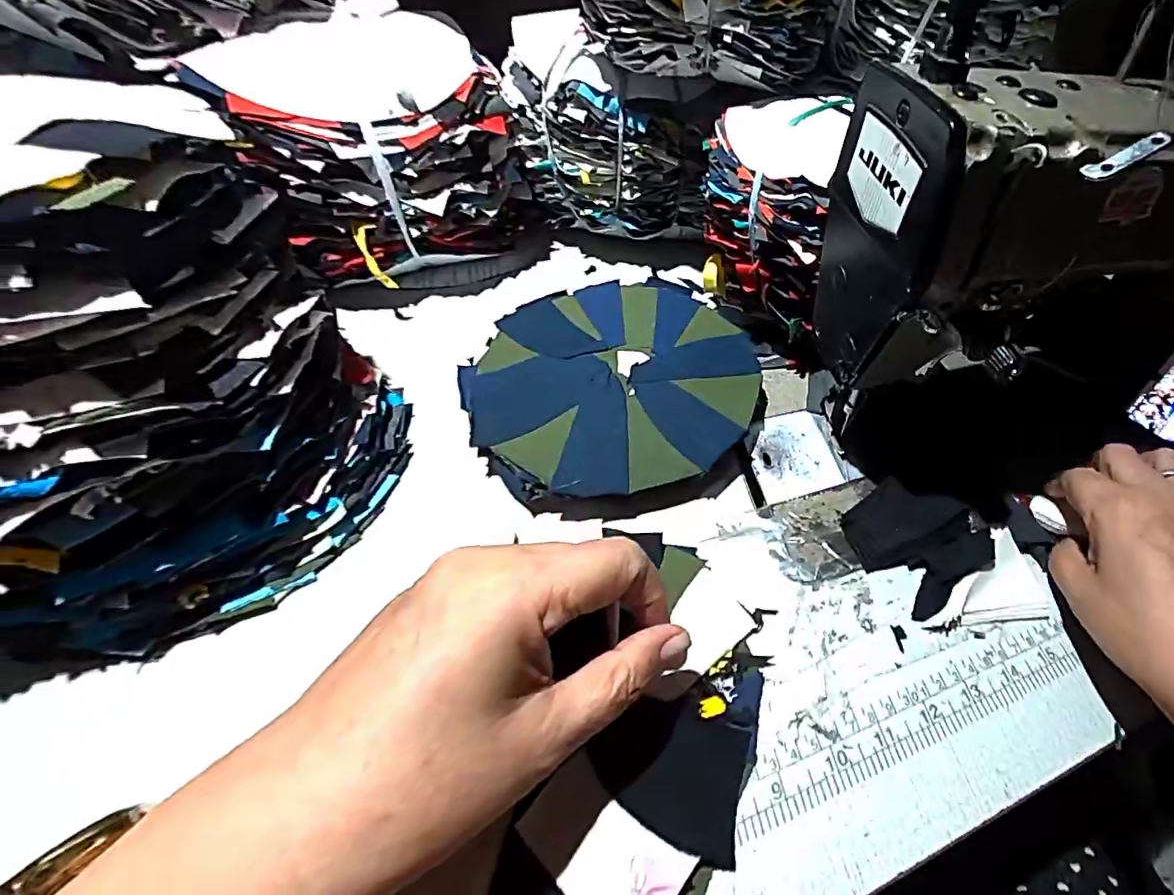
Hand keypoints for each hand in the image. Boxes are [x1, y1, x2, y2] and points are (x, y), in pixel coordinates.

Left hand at [70, 540, 689, 894]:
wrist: (271, 838)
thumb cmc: (417, 788)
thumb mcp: (547, 736)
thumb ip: (627, 676)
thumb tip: (678, 641)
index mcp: (510, 585)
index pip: (622, 559)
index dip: (653, 601)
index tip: (652, 654)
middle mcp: (476, 562)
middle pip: (585, 560)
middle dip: (614, 610)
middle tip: (606, 676)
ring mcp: (441, 577)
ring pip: (548, 570)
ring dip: (574, 613)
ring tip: (557, 681)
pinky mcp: (419, 599)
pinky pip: (505, 584)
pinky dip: (533, 615)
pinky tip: (511, 675)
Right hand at [1046, 445, 1173, 751]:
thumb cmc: (1153, 638)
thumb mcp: (1084, 604)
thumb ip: (1064, 561)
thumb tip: (1067, 545)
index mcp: (1115, 508)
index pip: (1076, 476)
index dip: (1059, 488)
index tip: (1055, 504)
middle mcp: (1155, 494)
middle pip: (1117, 453)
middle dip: (1096, 469)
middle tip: (1089, 499)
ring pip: (1163, 457)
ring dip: (1141, 469)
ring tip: (1134, 497)